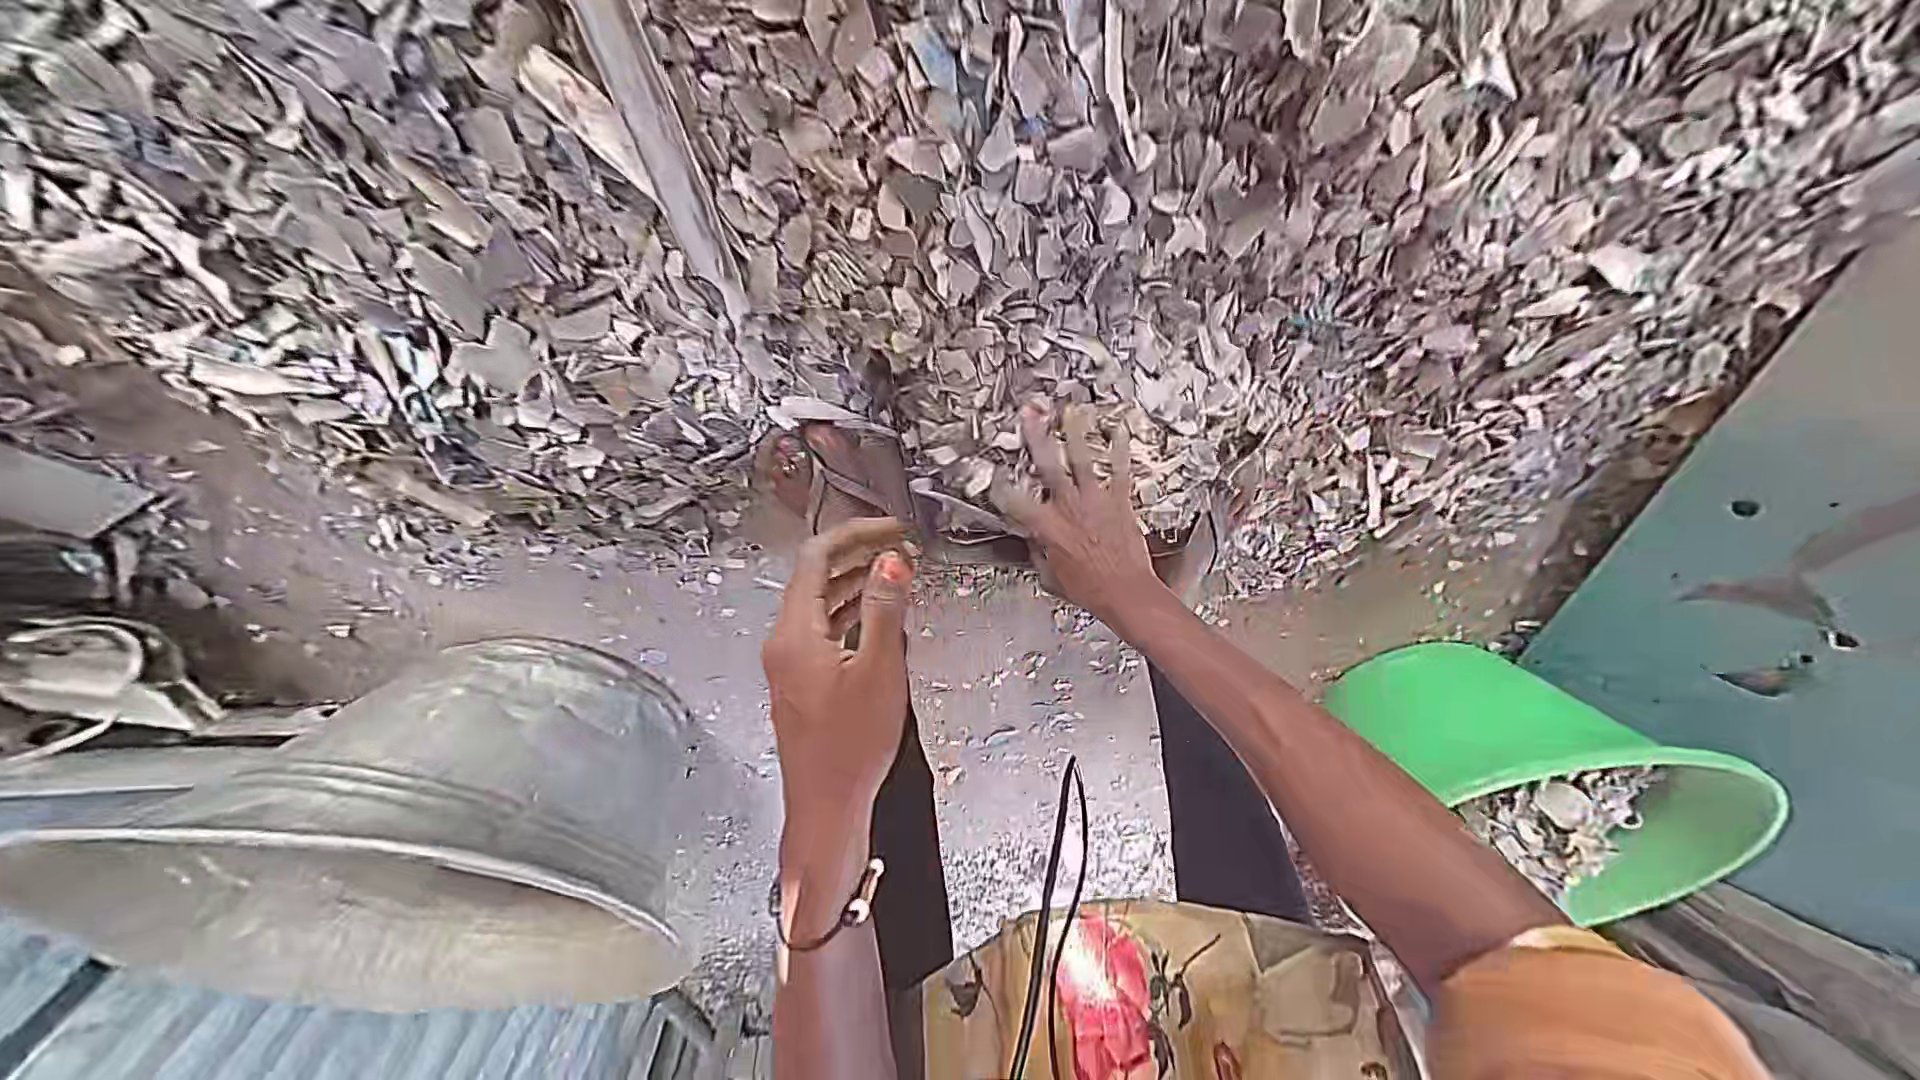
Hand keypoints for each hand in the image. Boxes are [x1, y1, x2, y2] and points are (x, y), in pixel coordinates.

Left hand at [763, 517, 915, 830]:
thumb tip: (890, 561)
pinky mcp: (802, 678)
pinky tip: (876, 615)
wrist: (828, 804)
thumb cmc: (850, 748)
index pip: (817, 557)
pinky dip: (850, 611)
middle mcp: (785, 642)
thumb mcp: (879, 669)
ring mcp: (790, 661)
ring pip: (820, 601)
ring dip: (855, 582)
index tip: (890, 530)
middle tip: (897, 547)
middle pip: (816, 576)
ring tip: (894, 573)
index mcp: (795, 633)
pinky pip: (824, 627)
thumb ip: (885, 608)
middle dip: (858, 554)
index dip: (856, 534)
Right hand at [991, 401, 1170, 627]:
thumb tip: (1035, 546)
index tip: (995, 479)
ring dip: (1075, 434)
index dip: (1002, 489)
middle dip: (1036, 439)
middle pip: (1048, 466)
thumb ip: (1040, 556)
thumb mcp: (1053, 578)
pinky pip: (1120, 470)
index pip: (1016, 503)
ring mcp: (1096, 501)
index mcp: (1048, 528)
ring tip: (1070, 413)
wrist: (1126, 592)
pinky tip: (1118, 431)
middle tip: (1029, 417)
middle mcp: (1069, 508)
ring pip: (1082, 460)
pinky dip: (1119, 449)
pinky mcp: (1119, 502)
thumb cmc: (1091, 589)